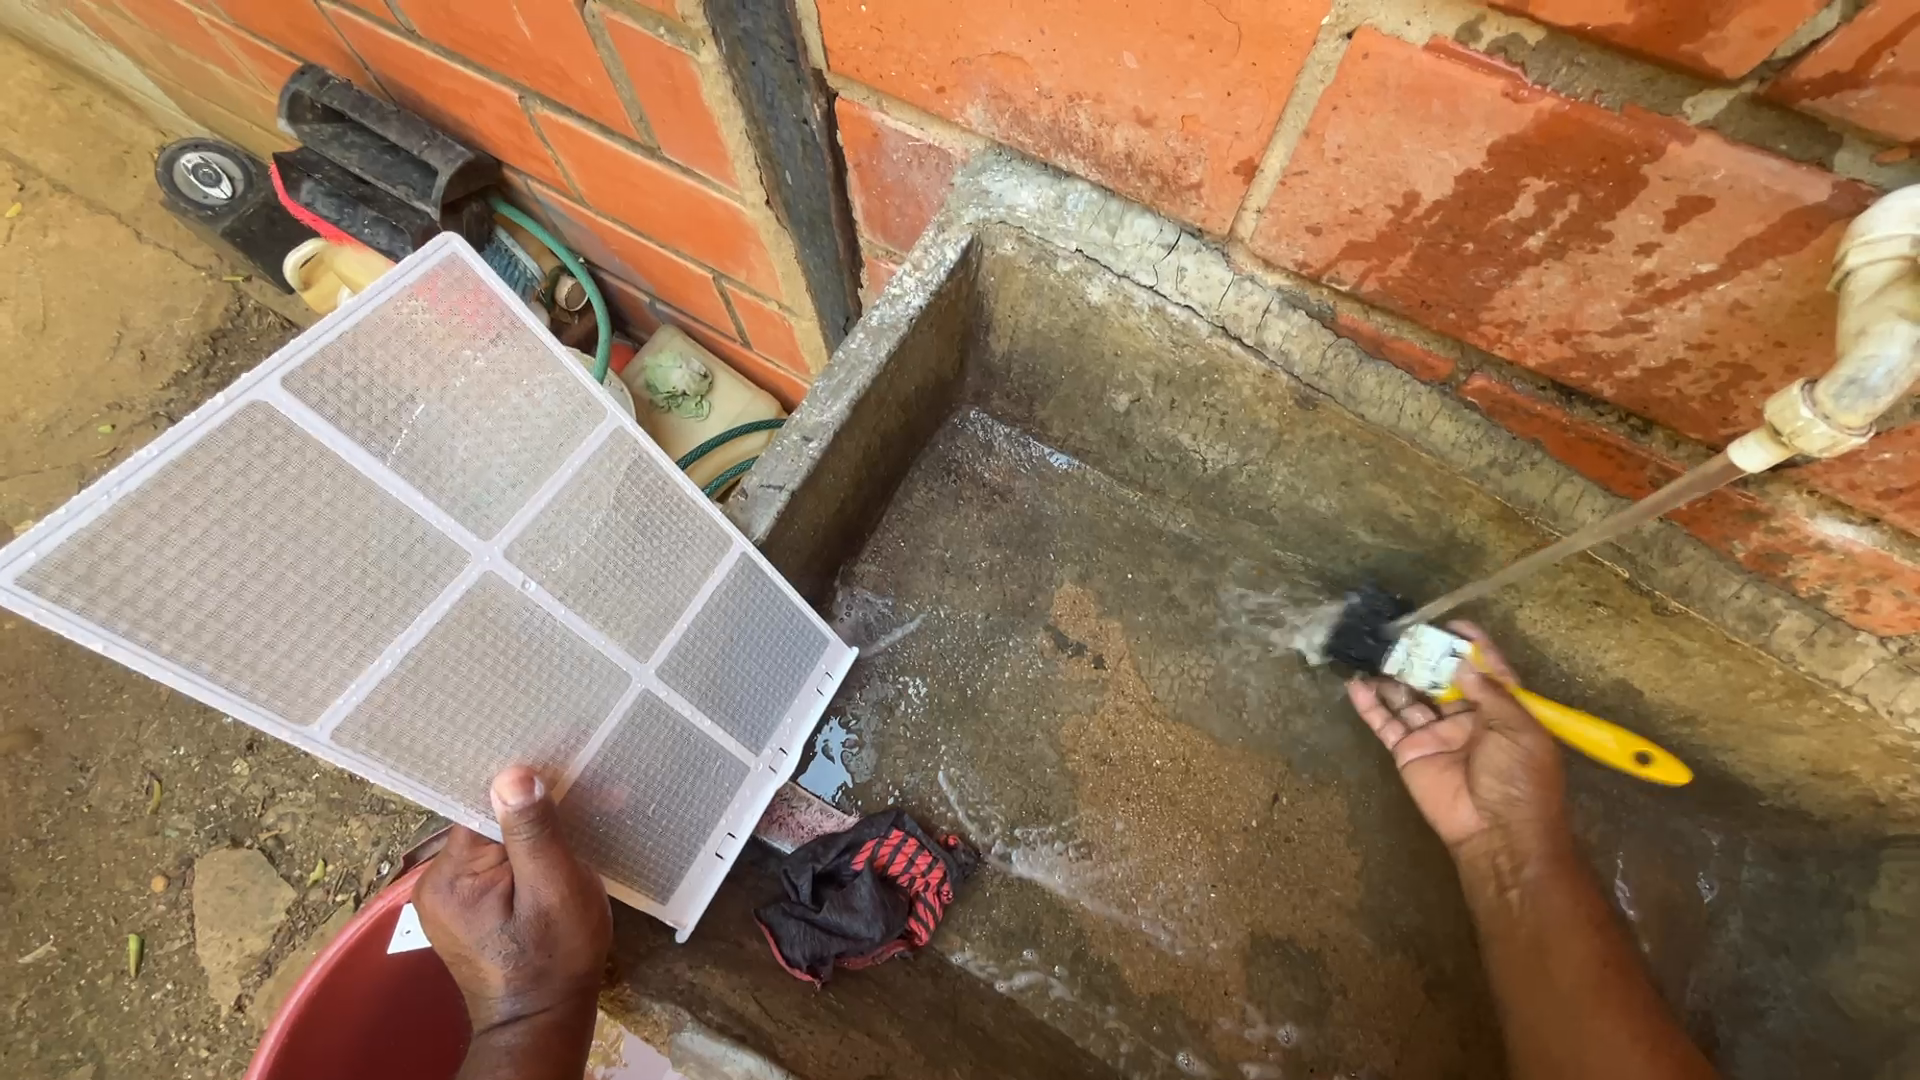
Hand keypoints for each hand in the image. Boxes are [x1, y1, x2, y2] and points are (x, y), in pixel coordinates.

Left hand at [415, 767, 610, 1043]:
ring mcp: (452, 896)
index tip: (566, 773)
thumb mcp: (554, 886)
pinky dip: (532, 851)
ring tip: (585, 822)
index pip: (482, 805)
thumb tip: (512, 774)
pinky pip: (500, 860)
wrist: (544, 1020)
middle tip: (593, 797)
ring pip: (498, 838)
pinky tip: (564, 851)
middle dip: (538, 809)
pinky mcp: (470, 907)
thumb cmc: (556, 954)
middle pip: (489, 819)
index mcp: (451, 874)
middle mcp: (439, 881)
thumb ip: (532, 831)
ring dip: (539, 830)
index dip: (524, 788)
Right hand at [1346, 623, 1567, 859]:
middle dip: (1422, 658)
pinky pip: (1385, 723)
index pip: (1486, 673)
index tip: (1454, 624)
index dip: (1473, 648)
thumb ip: (1488, 693)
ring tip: (1373, 654)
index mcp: (1501, 713)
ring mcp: (1434, 734)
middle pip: (1439, 681)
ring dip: (1391, 676)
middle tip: (1400, 636)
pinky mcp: (1407, 750)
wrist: (1497, 832)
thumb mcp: (1519, 731)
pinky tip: (1355, 684)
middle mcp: (1466, 719)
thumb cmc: (1519, 779)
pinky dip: (1369, 705)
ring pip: (1407, 697)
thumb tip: (1460, 663)